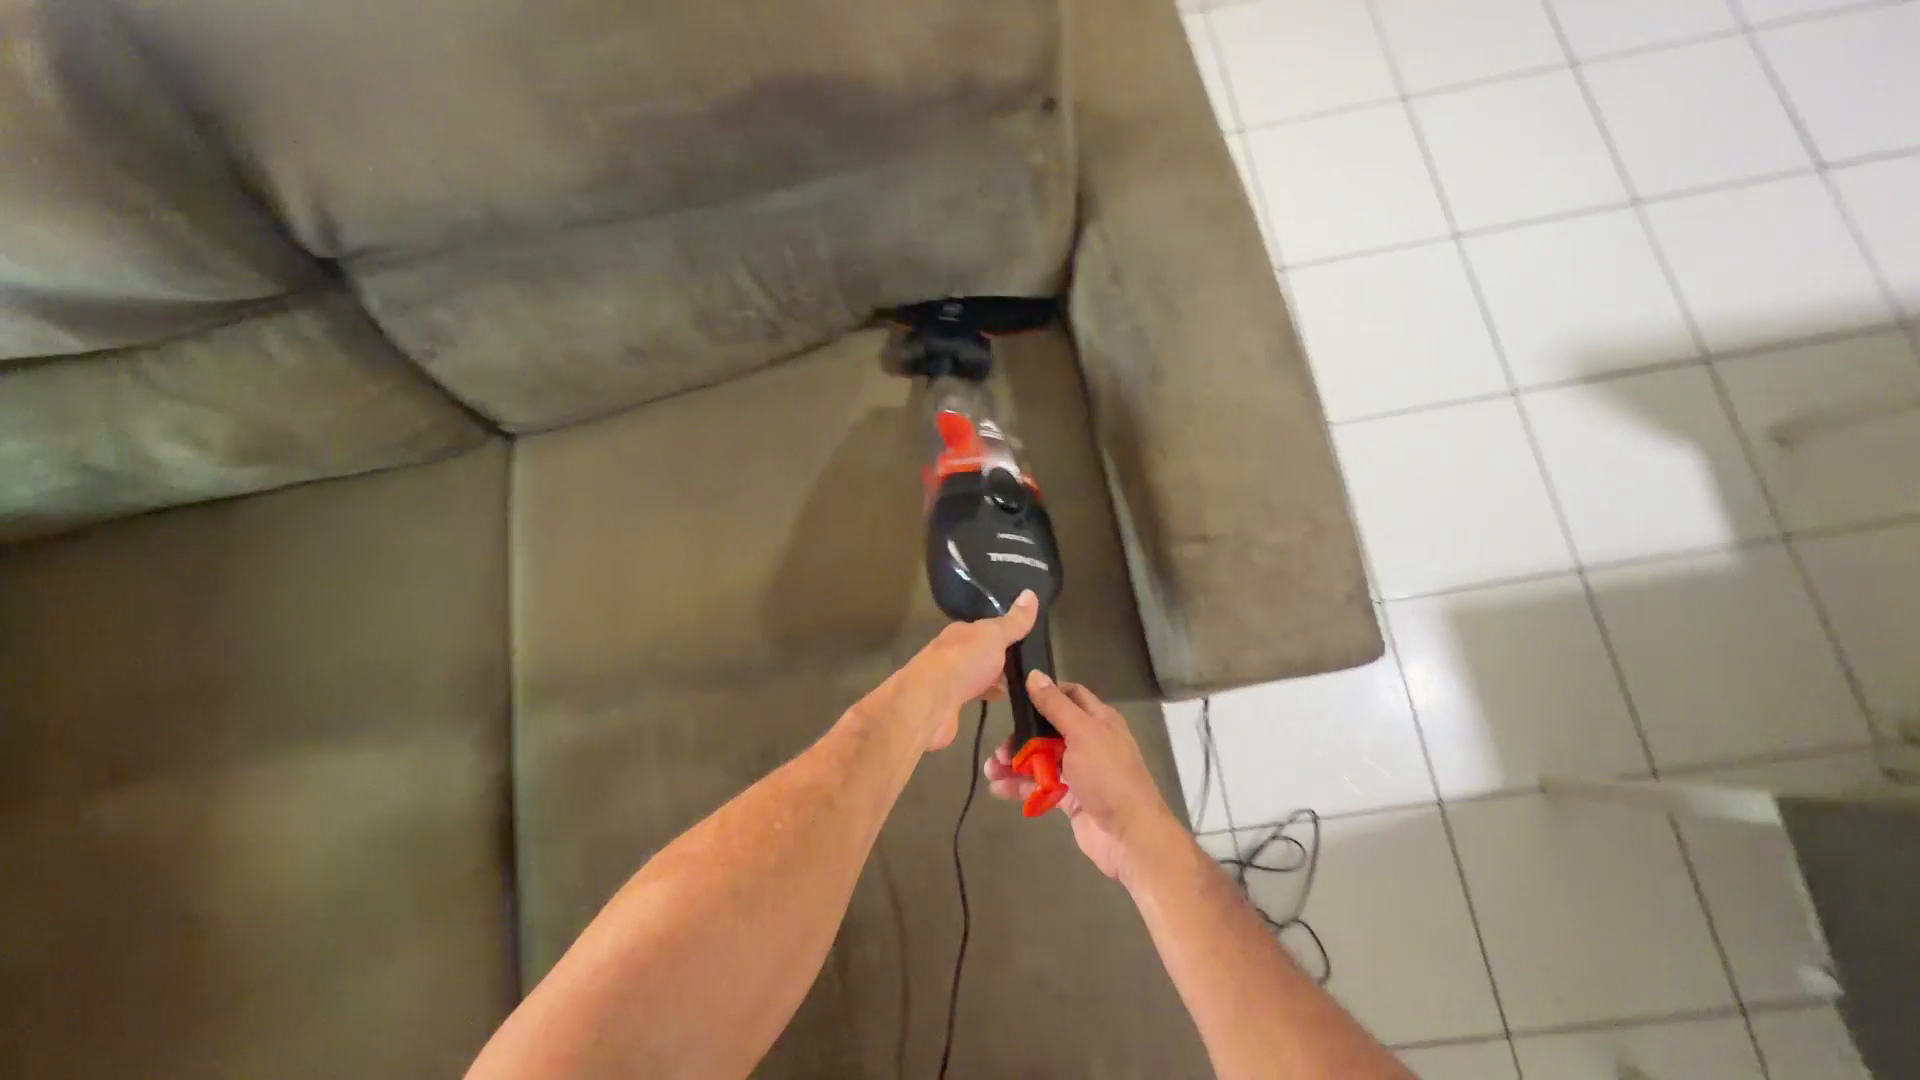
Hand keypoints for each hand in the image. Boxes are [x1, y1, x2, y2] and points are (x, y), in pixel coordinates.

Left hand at [859, 591, 1038, 751]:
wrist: (928, 703)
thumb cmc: (962, 662)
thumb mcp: (994, 636)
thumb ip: (1013, 621)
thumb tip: (1030, 593)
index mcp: (960, 631)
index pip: (985, 628)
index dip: (1005, 633)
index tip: (1027, 641)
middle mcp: (951, 651)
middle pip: (981, 652)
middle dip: (1001, 658)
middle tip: (1029, 667)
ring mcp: (947, 677)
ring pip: (977, 674)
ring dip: (994, 678)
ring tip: (1021, 686)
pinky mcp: (948, 702)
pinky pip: (972, 694)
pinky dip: (985, 695)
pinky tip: (998, 701)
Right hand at [984, 673, 1181, 880]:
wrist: (1129, 836)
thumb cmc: (1108, 776)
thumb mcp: (1082, 733)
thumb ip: (1055, 705)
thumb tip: (1035, 674)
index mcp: (1098, 720)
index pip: (1070, 696)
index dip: (1045, 693)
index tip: (1016, 697)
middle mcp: (1089, 742)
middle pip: (1048, 730)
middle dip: (1021, 736)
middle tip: (1000, 749)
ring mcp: (1079, 771)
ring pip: (1041, 759)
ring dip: (1015, 763)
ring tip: (991, 771)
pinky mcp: (1070, 797)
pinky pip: (1040, 786)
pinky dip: (1020, 786)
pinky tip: (998, 789)